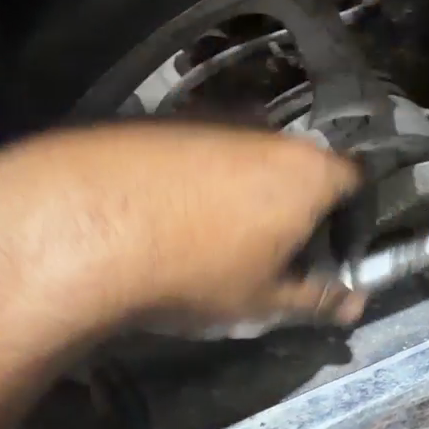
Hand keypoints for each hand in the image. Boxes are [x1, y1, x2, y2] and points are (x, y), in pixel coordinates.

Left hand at [0, 122, 360, 342]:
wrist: (71, 231)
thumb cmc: (193, 271)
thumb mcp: (263, 301)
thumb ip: (319, 300)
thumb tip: (356, 306)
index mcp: (308, 172)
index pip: (357, 179)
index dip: (354, 214)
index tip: (333, 248)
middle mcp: (268, 134)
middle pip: (301, 166)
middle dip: (297, 204)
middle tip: (274, 251)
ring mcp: (210, 122)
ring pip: (247, 158)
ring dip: (245, 193)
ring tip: (213, 240)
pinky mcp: (158, 123)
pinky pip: (197, 153)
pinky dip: (195, 182)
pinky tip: (164, 221)